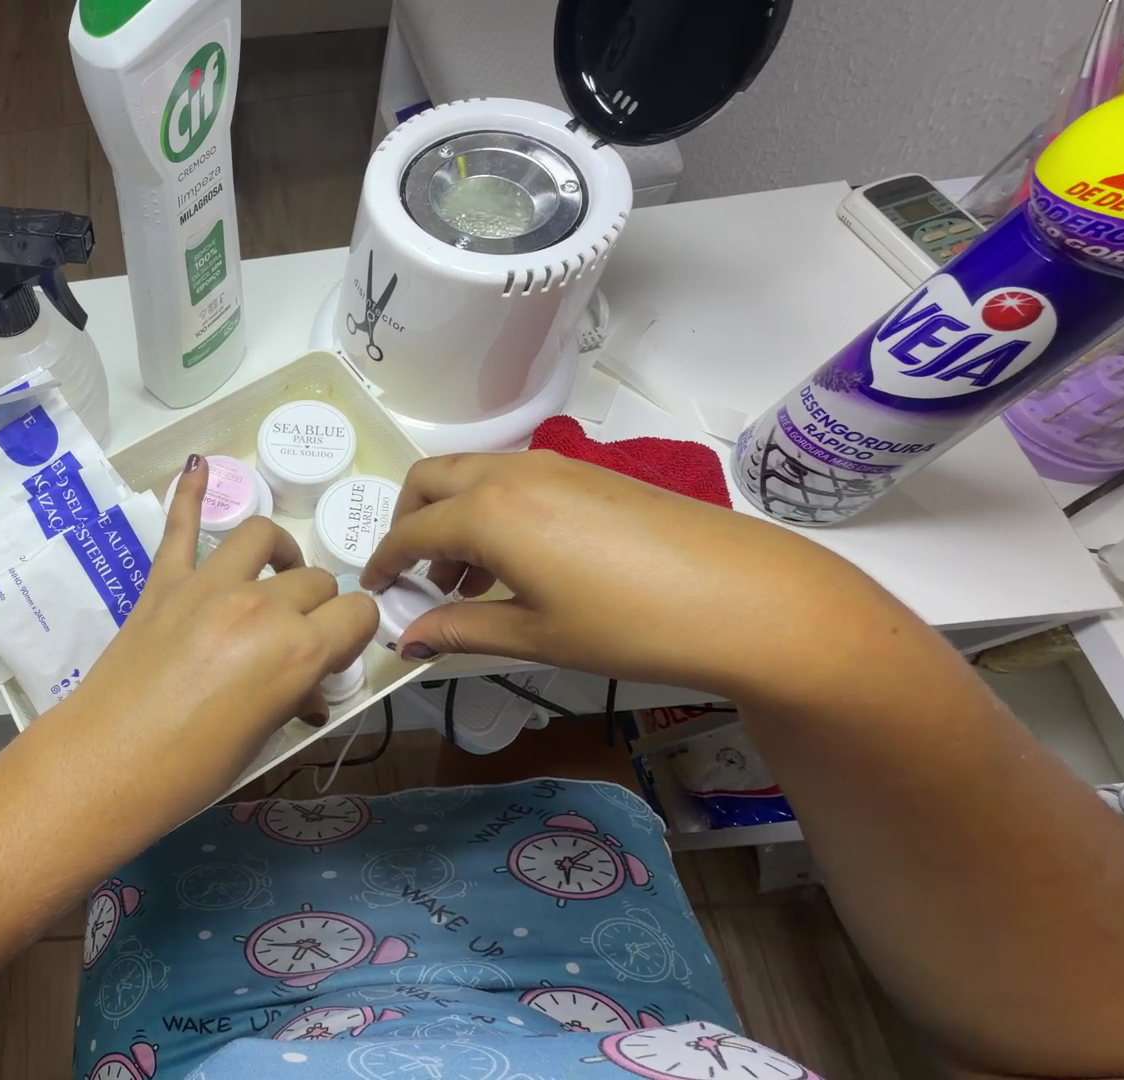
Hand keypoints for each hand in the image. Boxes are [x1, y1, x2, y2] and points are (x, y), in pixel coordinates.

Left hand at [41, 454, 377, 816]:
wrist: (106, 764)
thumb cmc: (193, 771)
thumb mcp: (264, 738)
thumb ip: (295, 695)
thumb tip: (306, 687)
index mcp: (297, 650)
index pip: (357, 614)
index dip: (353, 634)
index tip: (336, 654)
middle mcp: (260, 605)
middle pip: (315, 580)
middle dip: (317, 609)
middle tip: (296, 642)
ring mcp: (207, 585)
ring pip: (262, 538)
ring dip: (279, 555)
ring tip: (273, 576)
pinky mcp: (163, 582)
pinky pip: (180, 526)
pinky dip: (189, 493)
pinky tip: (198, 466)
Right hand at [359, 451, 902, 700]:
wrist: (749, 597)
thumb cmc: (628, 624)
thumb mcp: (533, 635)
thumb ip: (458, 628)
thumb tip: (407, 638)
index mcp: (487, 512)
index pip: (410, 531)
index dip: (383, 561)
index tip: (374, 589)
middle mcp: (510, 474)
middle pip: (429, 480)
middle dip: (406, 521)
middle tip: (413, 573)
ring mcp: (552, 466)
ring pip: (471, 475)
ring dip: (449, 515)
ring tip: (464, 578)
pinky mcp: (585, 472)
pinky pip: (510, 479)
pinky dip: (488, 509)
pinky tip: (513, 561)